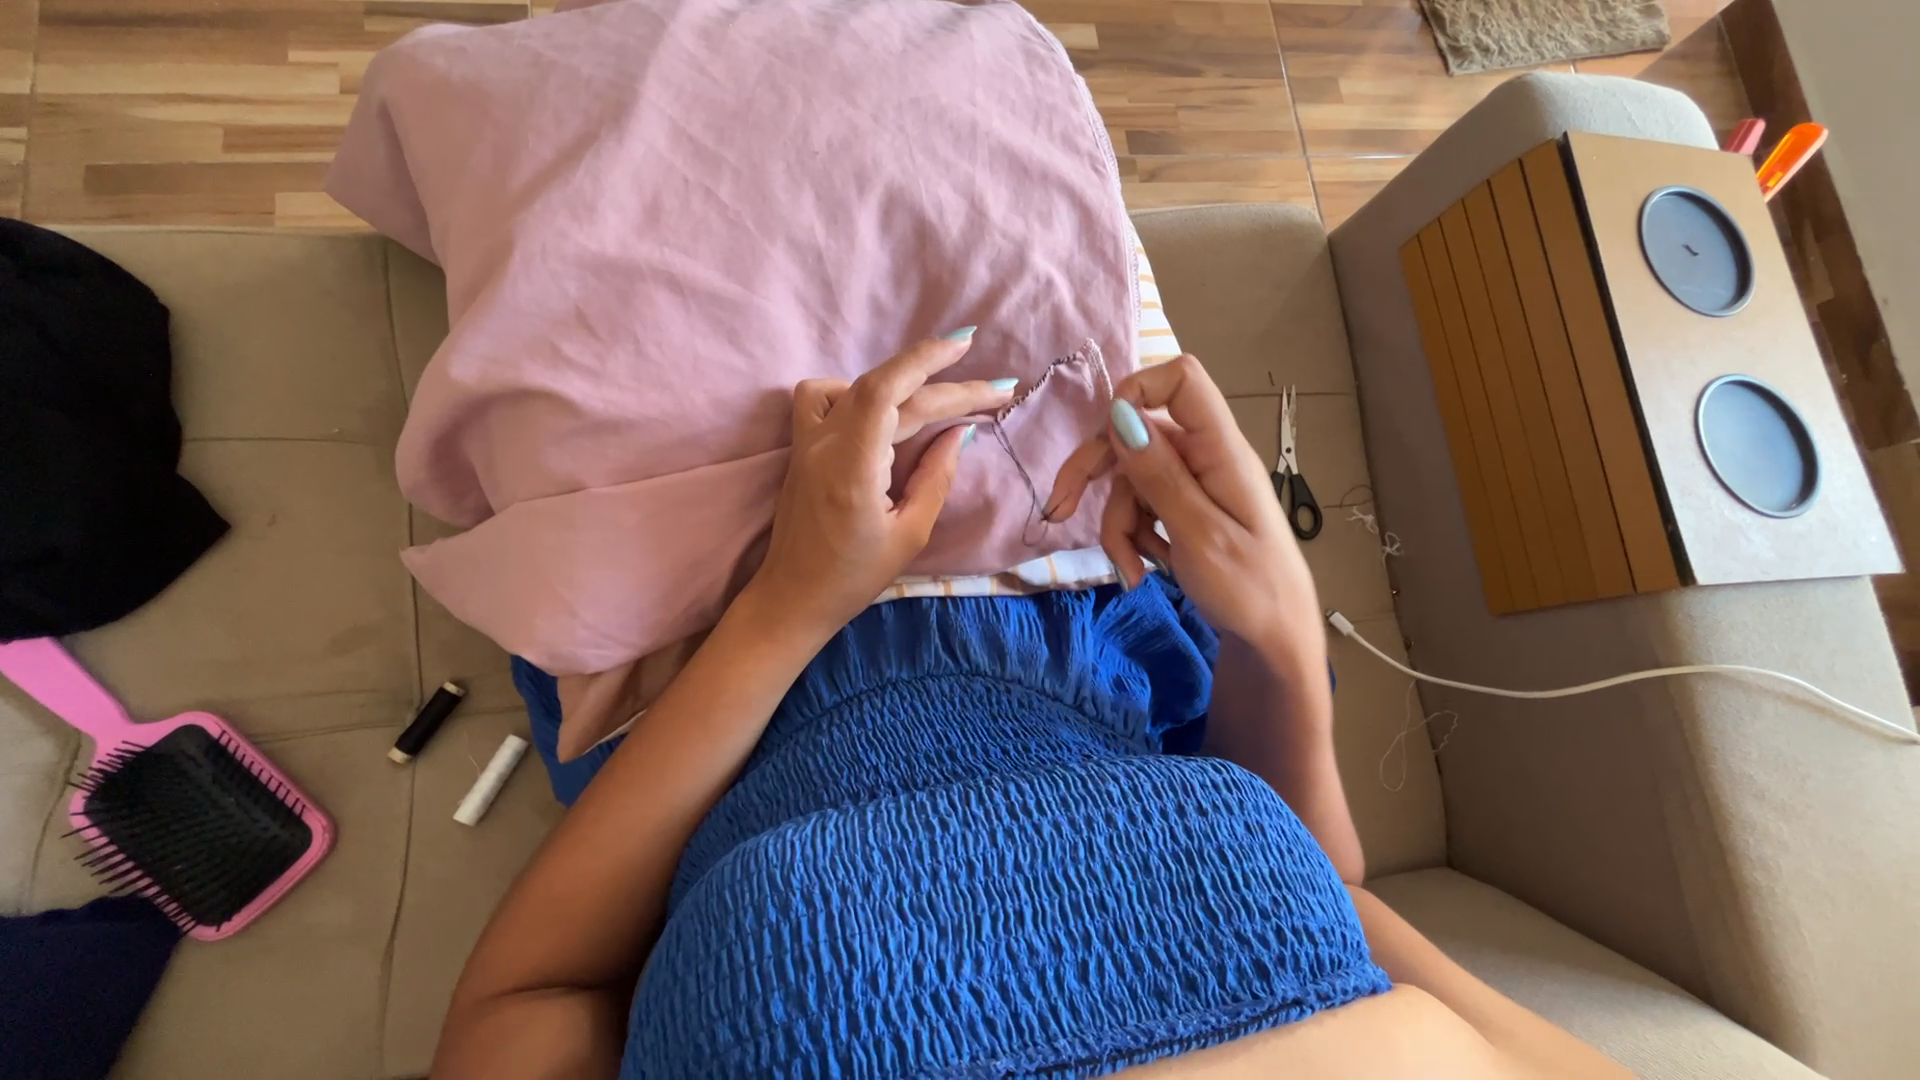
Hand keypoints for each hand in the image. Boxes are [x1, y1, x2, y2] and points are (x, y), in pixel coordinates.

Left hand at [743, 332, 1012, 640]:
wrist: (792, 596)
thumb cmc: (854, 577)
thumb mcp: (909, 533)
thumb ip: (936, 476)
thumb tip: (961, 430)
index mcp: (852, 466)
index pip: (889, 391)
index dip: (928, 360)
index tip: (968, 346)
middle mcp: (823, 443)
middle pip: (885, 390)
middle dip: (942, 384)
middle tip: (991, 390)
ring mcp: (805, 442)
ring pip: (853, 386)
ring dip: (900, 383)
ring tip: (936, 399)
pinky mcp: (799, 448)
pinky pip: (820, 397)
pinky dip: (854, 392)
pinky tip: (878, 415)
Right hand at [1044, 354, 1320, 657]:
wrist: (1272, 639)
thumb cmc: (1250, 590)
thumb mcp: (1199, 536)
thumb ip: (1159, 476)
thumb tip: (1120, 415)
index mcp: (1220, 451)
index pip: (1181, 380)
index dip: (1137, 391)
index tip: (1104, 436)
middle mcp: (1204, 457)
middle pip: (1135, 435)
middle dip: (1093, 472)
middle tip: (1059, 512)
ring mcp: (1192, 484)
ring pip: (1129, 480)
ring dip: (1117, 525)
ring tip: (1130, 570)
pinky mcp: (1182, 510)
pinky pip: (1139, 507)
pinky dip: (1130, 537)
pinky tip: (1141, 570)